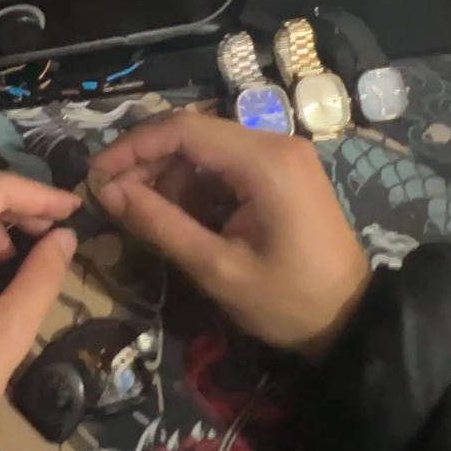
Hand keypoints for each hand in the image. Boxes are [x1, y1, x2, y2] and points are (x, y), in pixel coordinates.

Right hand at [89, 111, 369, 361]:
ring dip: (167, 174)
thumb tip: (107, 191)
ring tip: (141, 211)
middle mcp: (274, 142)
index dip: (133, 147)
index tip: (96, 175)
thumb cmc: (288, 302)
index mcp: (265, 161)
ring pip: (204, 146)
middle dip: (146, 161)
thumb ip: (160, 224)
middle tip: (111, 196)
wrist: (353, 321)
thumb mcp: (217, 269)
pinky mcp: (280, 169)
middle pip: (192, 132)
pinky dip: (193, 183)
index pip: (184, 130)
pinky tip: (175, 213)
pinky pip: (223, 162)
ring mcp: (280, 153)